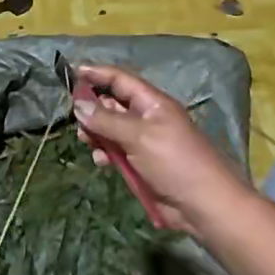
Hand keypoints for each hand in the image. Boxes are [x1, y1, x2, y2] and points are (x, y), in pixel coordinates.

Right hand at [72, 63, 256, 236]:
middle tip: (76, 119)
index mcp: (152, 102)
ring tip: (87, 141)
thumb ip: (107, 120)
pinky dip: (106, 153)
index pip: (121, 80)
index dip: (98, 74)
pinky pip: (117, 152)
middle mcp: (147, 117)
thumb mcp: (139, 136)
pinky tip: (101, 161)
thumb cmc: (174, 161)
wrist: (202, 203)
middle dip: (93, 108)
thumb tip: (79, 104)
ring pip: (112, 130)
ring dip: (97, 133)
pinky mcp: (142, 164)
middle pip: (113, 104)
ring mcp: (145, 142)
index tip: (72, 72)